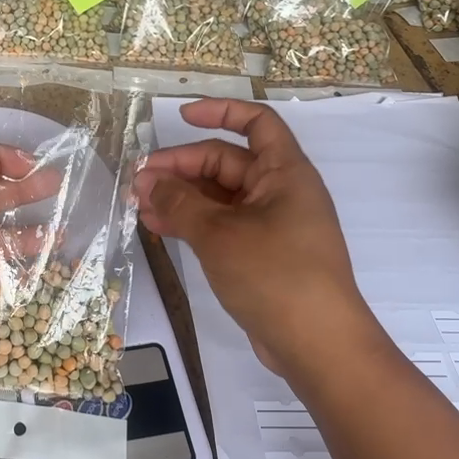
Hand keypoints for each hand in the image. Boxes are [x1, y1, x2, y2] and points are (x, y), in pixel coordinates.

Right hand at [135, 98, 379, 376]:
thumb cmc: (276, 275)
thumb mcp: (219, 234)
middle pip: (226, 162)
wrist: (319, 347)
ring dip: (181, 197)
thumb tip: (147, 182)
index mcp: (284, 172)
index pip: (256, 122)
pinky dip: (193, 222)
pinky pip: (222, 224)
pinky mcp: (262, 254)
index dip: (220, 112)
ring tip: (140, 205)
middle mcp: (281, 191)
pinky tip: (160, 229)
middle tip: (140, 182)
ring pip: (219, 196)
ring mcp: (272, 225)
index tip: (181, 116)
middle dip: (182, 167)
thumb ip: (179, 203)